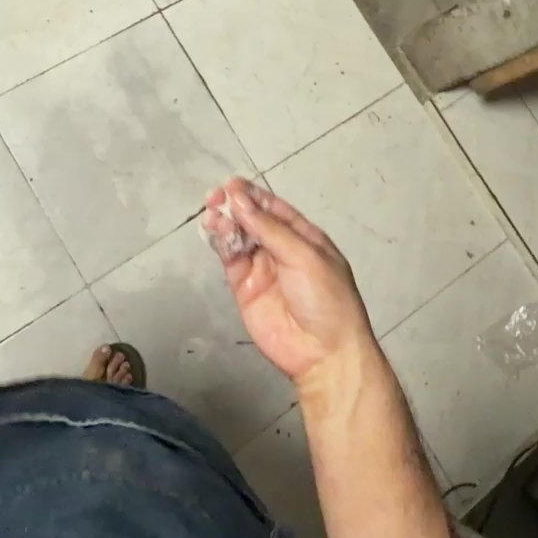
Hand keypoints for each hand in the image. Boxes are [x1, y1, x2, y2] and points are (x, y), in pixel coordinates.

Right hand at [207, 178, 378, 398]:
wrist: (323, 353)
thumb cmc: (325, 297)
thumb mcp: (304, 256)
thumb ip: (269, 229)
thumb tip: (239, 199)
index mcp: (303, 237)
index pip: (274, 208)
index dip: (252, 195)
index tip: (231, 184)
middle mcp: (281, 248)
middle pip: (252, 220)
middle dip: (234, 206)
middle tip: (214, 198)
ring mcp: (261, 268)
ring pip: (238, 237)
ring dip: (224, 223)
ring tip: (212, 215)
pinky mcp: (244, 287)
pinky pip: (230, 259)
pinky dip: (220, 244)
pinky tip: (213, 232)